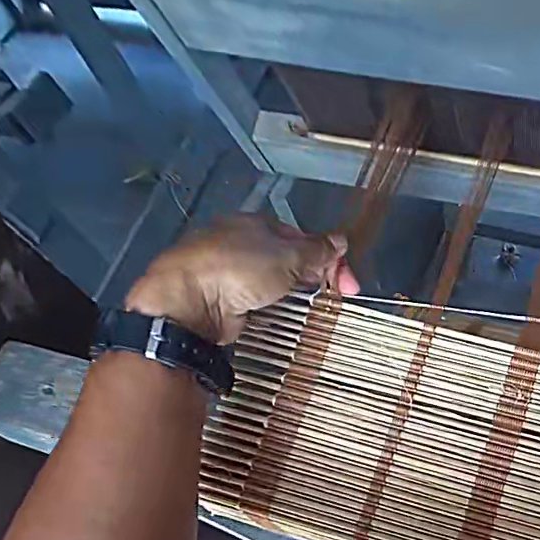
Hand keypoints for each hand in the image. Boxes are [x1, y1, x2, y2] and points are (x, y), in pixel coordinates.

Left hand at [122, 213, 360, 343]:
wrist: (191, 301)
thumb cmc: (238, 269)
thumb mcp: (288, 256)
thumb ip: (318, 250)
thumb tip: (341, 239)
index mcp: (259, 225)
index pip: (306, 239)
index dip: (331, 260)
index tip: (349, 285)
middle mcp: (246, 244)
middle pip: (293, 260)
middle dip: (318, 278)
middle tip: (335, 298)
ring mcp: (234, 271)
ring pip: (279, 281)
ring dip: (299, 294)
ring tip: (315, 309)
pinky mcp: (228, 297)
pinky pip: (263, 300)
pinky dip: (278, 307)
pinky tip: (286, 314)